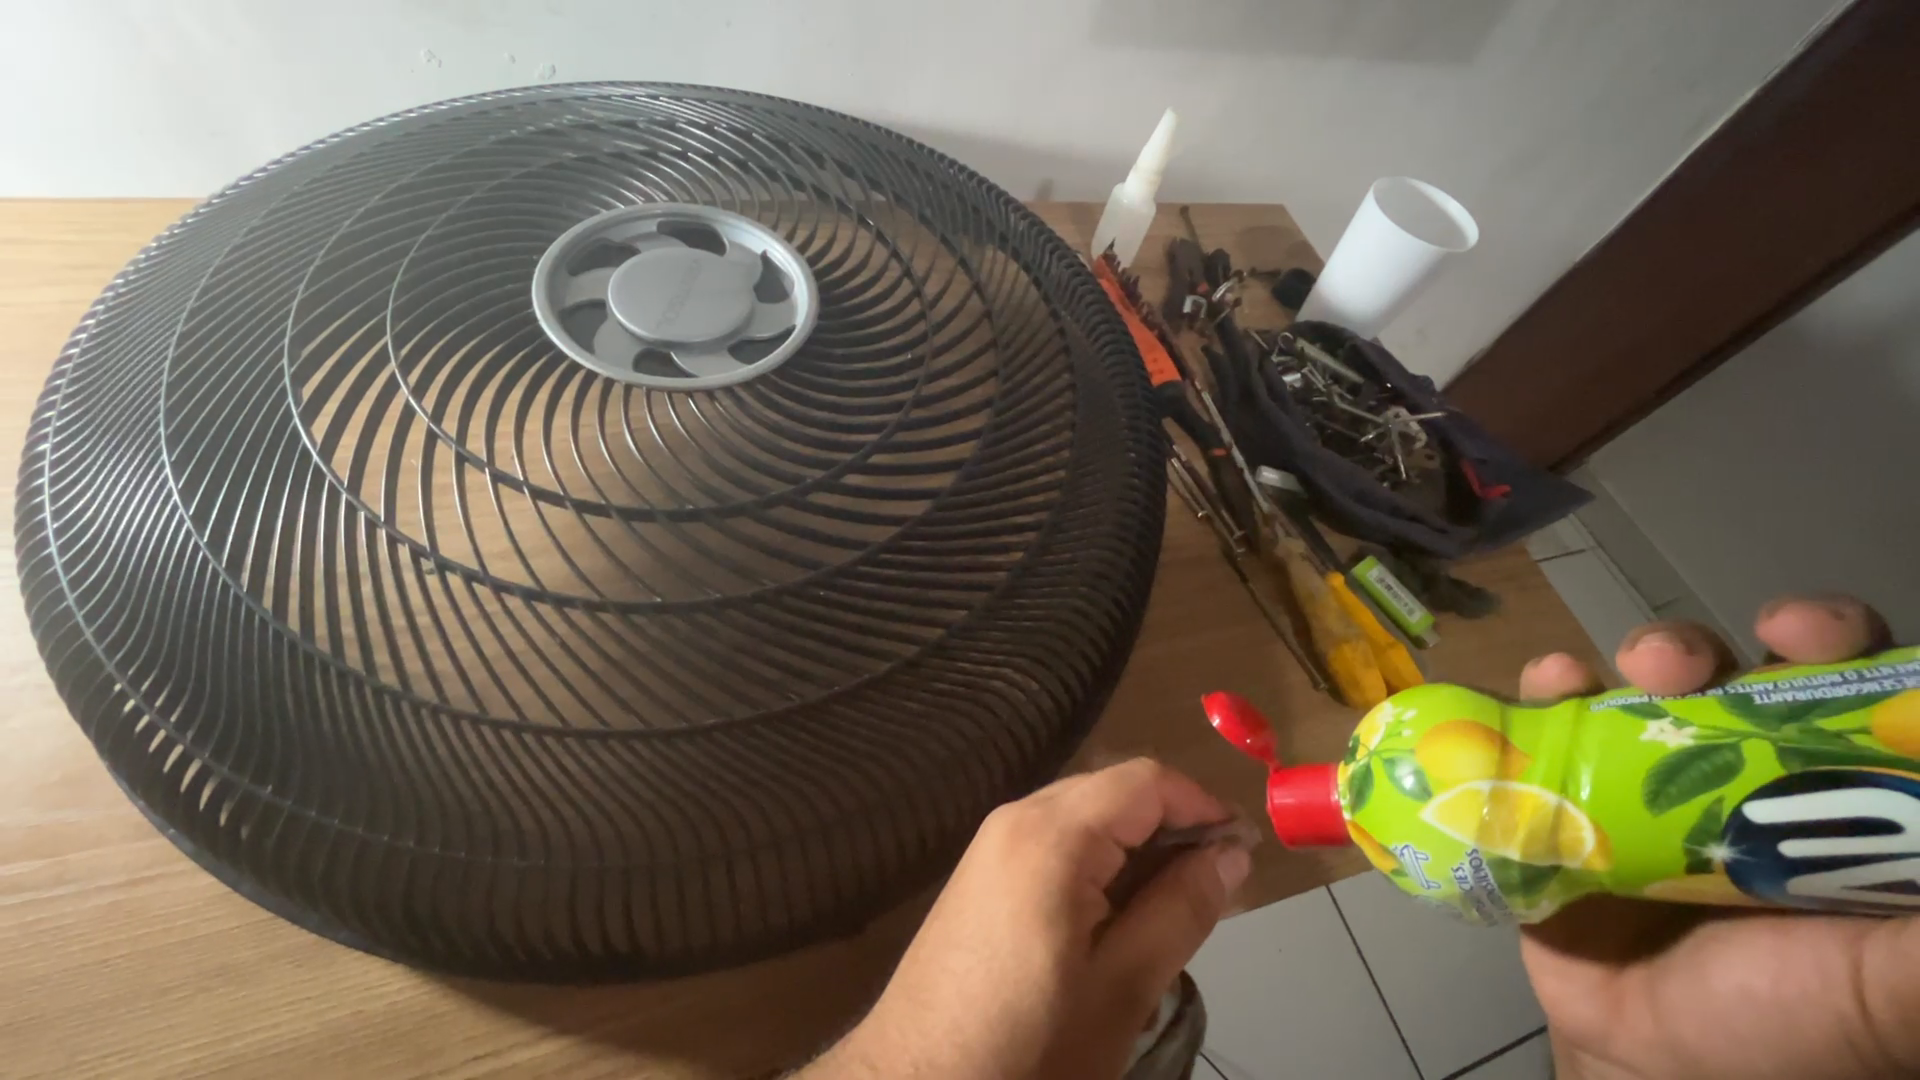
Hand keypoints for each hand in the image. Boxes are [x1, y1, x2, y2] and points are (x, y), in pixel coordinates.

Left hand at [800, 758, 1251, 1079]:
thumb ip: (1181, 910)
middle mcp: (1016, 816)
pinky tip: (1111, 913)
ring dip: (1134, 845)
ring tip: (1168, 908)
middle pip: (1112, 790)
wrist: (916, 1079)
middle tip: (1212, 888)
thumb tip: (1231, 854)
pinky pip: (1052, 837)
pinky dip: (1095, 858)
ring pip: (1084, 813)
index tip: (1241, 852)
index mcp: (1052, 833)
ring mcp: (991, 840)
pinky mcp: (980, 868)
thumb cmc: (1027, 1043)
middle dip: (1169, 826)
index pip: (1145, 780)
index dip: (1201, 805)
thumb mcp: (1121, 988)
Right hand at [1517, 596, 1919, 1078]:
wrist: (1653, 1058)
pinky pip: (1537, 729)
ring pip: (1628, 691)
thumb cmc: (1792, 1023)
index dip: (1824, 647)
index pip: (1827, 696)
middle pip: (1717, 679)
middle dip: (1697, 651)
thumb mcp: (1891, 983)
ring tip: (1598, 676)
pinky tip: (1541, 682)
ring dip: (1614, 665)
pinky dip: (1533, 694)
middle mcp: (1724, 773)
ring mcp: (1631, 781)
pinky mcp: (1555, 794)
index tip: (1802, 636)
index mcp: (1815, 797)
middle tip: (1677, 663)